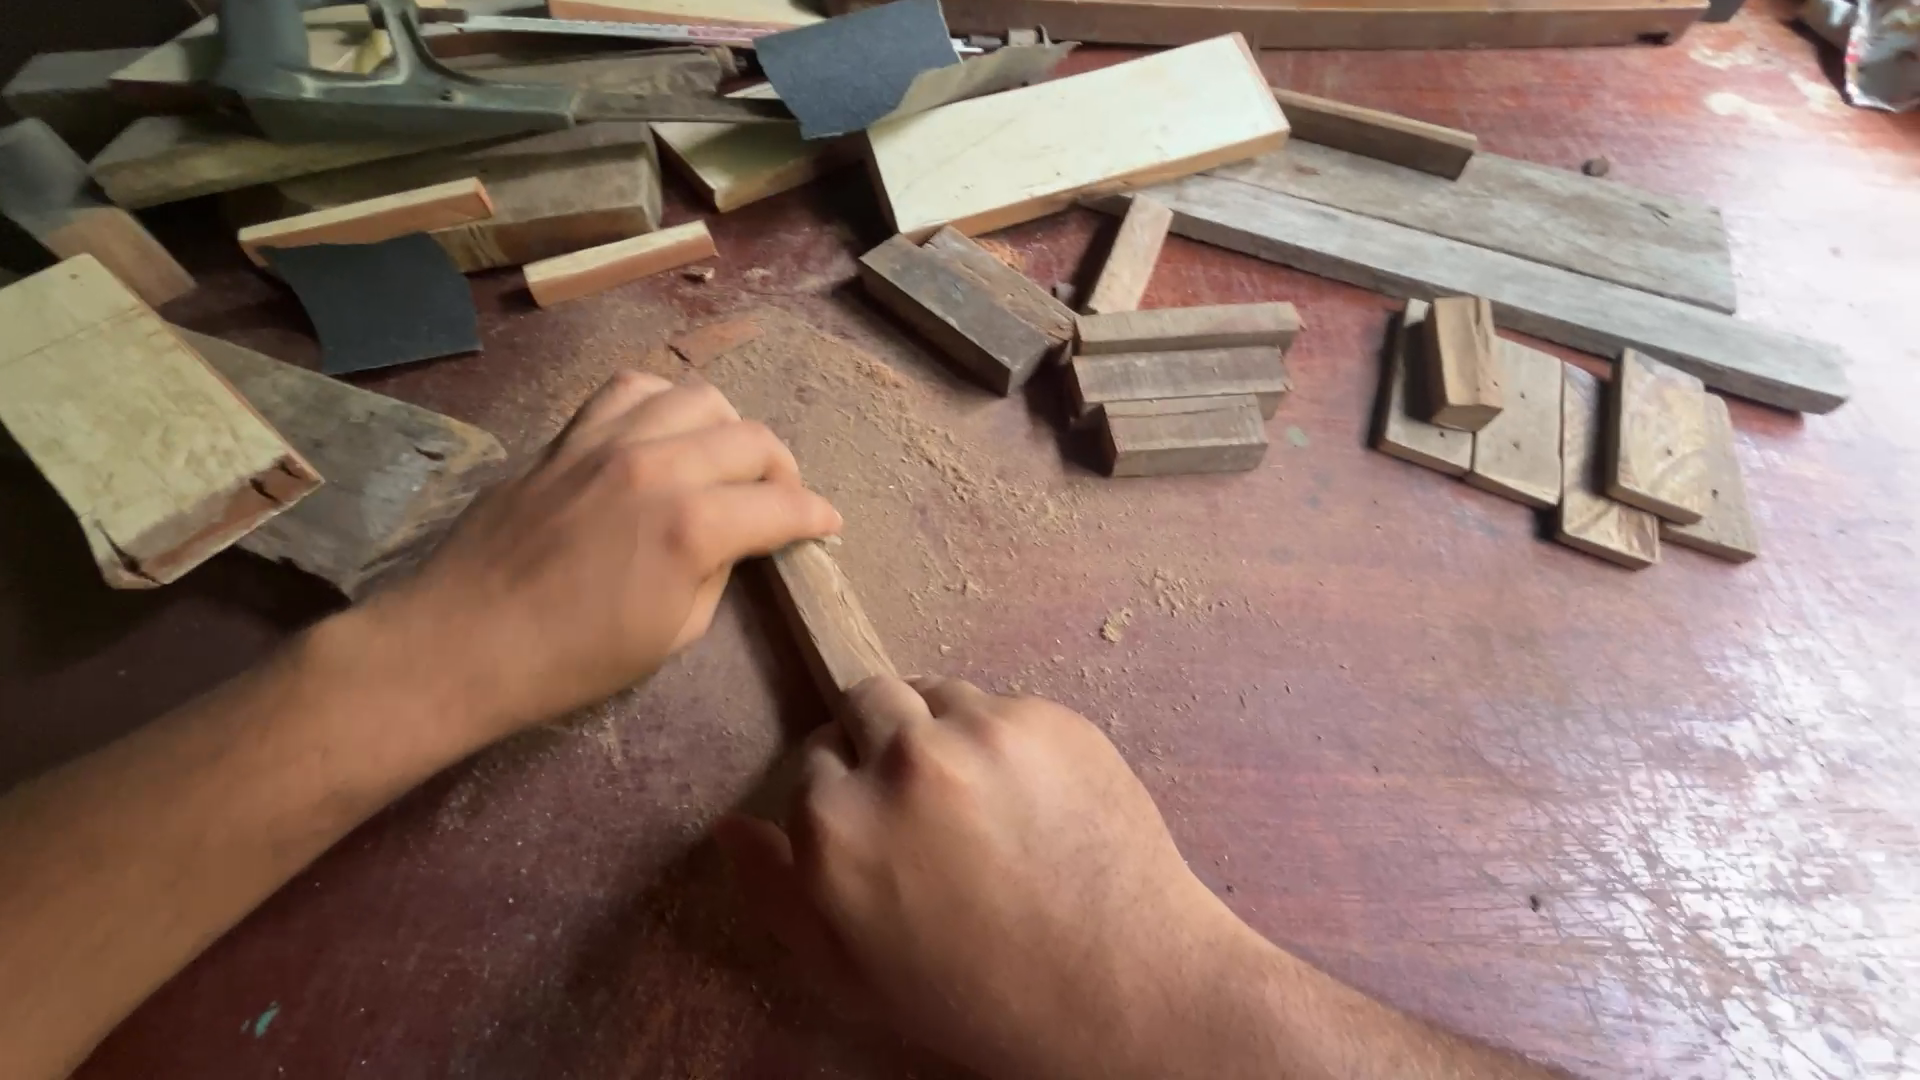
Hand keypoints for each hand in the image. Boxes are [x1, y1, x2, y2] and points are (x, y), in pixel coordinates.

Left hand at [366, 372, 841, 743]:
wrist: (462, 644)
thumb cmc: (575, 659)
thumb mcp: (677, 632)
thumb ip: (719, 569)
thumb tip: (737, 537)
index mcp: (694, 528)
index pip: (784, 506)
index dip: (818, 517)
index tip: (828, 525)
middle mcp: (660, 467)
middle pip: (755, 440)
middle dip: (786, 472)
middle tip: (783, 501)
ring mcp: (610, 441)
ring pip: (701, 397)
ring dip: (731, 429)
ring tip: (726, 461)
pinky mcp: (570, 436)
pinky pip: (632, 388)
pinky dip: (665, 403)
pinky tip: (665, 432)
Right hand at [716, 677, 1264, 1079]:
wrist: (1123, 989)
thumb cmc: (974, 995)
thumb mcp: (849, 973)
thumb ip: (777, 893)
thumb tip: (730, 827)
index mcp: (837, 824)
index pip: (813, 759)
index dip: (844, 788)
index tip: (876, 815)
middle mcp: (901, 759)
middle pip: (865, 698)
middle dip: (880, 736)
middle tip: (924, 792)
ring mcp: (980, 730)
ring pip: (935, 696)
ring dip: (944, 732)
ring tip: (982, 797)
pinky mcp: (1045, 716)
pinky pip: (1002, 706)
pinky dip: (1005, 739)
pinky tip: (1034, 795)